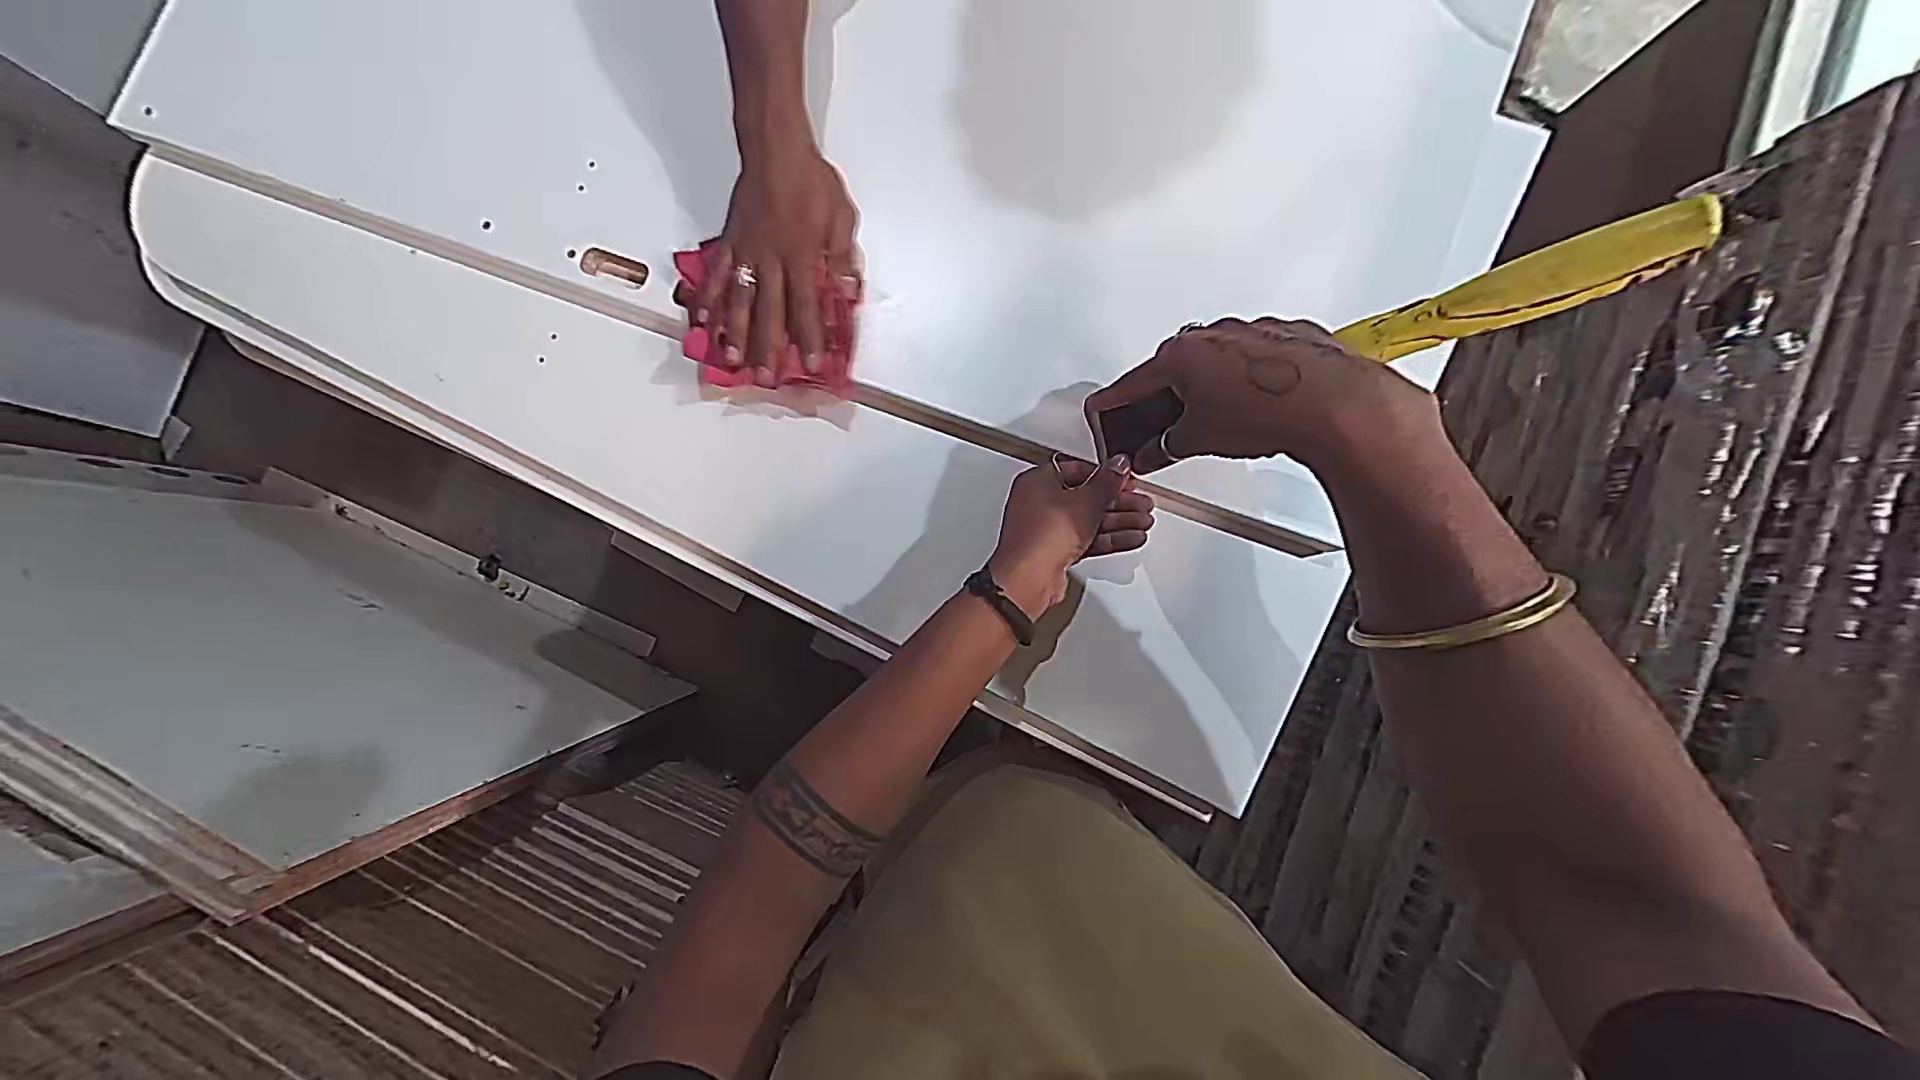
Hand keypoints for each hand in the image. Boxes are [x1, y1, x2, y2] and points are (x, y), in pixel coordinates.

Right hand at [680, 146, 859, 384]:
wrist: (776, 147)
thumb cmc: (810, 180)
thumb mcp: (841, 219)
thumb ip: (843, 259)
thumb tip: (848, 292)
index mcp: (802, 258)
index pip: (806, 308)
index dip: (809, 338)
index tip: (810, 364)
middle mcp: (772, 261)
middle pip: (770, 312)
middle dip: (768, 348)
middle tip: (766, 376)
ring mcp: (748, 254)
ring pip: (740, 300)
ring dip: (736, 334)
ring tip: (733, 360)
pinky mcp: (731, 243)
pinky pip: (717, 276)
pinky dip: (708, 299)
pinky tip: (702, 320)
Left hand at [988, 455, 1154, 617]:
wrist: (1029, 578)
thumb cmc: (1040, 537)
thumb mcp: (1086, 501)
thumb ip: (1107, 482)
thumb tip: (1118, 466)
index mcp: (1038, 482)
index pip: (1077, 469)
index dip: (1105, 474)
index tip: (1125, 479)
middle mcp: (1038, 503)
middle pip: (1085, 497)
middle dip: (1117, 501)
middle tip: (1140, 502)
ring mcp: (1045, 529)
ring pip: (1087, 520)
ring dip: (1117, 521)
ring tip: (1142, 521)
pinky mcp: (1054, 551)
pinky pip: (1085, 540)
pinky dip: (1107, 538)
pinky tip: (1129, 538)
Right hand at [1084, 317, 1440, 482]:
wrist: (1335, 405)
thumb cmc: (1271, 410)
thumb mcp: (1198, 439)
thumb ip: (1166, 445)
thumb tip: (1158, 450)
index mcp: (1182, 354)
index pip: (1132, 382)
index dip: (1112, 402)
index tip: (1101, 408)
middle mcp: (1213, 335)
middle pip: (1172, 369)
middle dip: (1164, 399)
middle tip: (1163, 429)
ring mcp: (1250, 333)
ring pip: (1213, 363)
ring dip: (1205, 390)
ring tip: (1215, 424)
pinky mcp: (1284, 339)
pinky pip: (1248, 361)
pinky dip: (1241, 382)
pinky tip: (1248, 409)